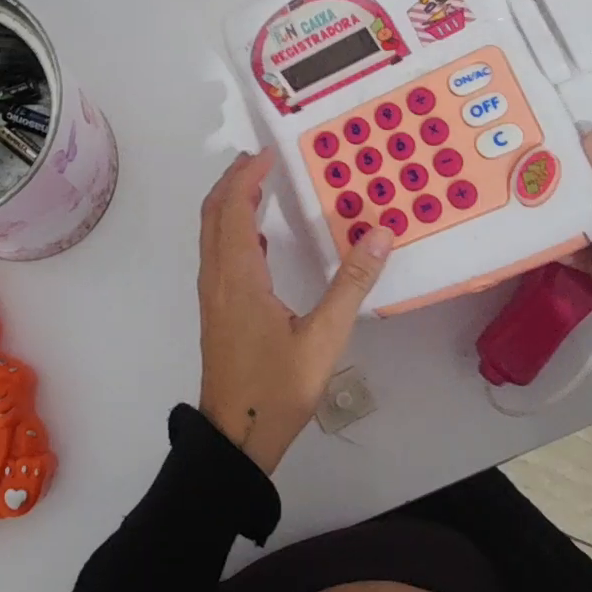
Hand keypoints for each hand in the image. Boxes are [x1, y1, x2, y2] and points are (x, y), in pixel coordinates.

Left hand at [196, 150, 394, 472]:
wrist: (235, 436)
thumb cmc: (277, 388)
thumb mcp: (323, 339)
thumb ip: (351, 286)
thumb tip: (380, 235)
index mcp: (238, 277)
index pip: (233, 210)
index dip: (247, 178)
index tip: (267, 154)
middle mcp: (217, 279)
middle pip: (213, 215)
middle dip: (232, 182)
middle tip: (258, 159)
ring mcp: (213, 296)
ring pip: (211, 235)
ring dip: (228, 205)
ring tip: (257, 186)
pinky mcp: (218, 311)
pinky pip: (218, 256)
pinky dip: (231, 232)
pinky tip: (257, 240)